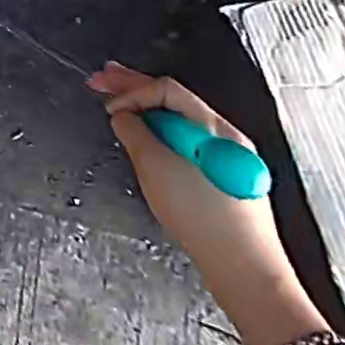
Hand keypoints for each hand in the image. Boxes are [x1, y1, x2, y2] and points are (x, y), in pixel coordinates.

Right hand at [87, 63, 317, 344]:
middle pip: (173, 98)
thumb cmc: (204, 218)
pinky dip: (157, 127)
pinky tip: (139, 128)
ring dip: (142, 105)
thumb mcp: (153, 165)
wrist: (242, 267)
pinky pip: (183, 137)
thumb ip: (132, 130)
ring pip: (177, 117)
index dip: (131, 91)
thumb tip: (121, 115)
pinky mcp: (220, 173)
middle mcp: (225, 138)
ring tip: (115, 97)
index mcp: (215, 130)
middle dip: (133, 87)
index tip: (109, 104)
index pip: (165, 89)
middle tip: (102, 78)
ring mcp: (226, 156)